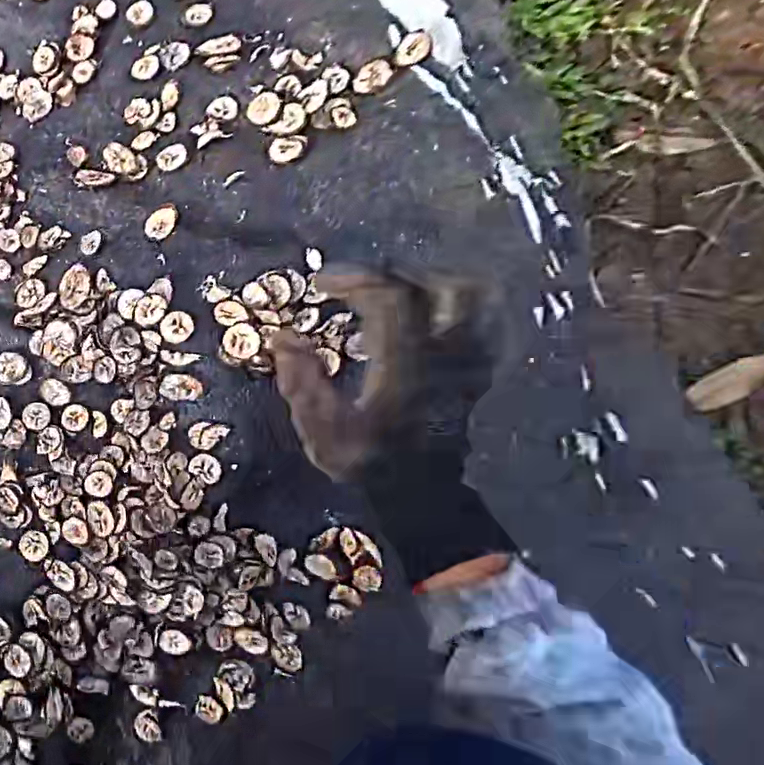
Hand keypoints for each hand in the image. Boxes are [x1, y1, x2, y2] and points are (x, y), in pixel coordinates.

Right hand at [270, 265, 514, 585]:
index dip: (355, 280)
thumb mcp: (319, 427)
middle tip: (356, 284)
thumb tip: (282, 336)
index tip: (321, 285)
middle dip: (392, 275)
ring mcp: (471, 359)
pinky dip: (451, 301)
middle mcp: (447, 355)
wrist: (419, 489)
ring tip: (388, 291)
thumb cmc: (364, 458)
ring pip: (471, 296)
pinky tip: (421, 311)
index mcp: (406, 366)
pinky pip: (481, 315)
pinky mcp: (479, 365)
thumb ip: (300, 381)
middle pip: (439, 286)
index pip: (392, 300)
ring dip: (426, 283)